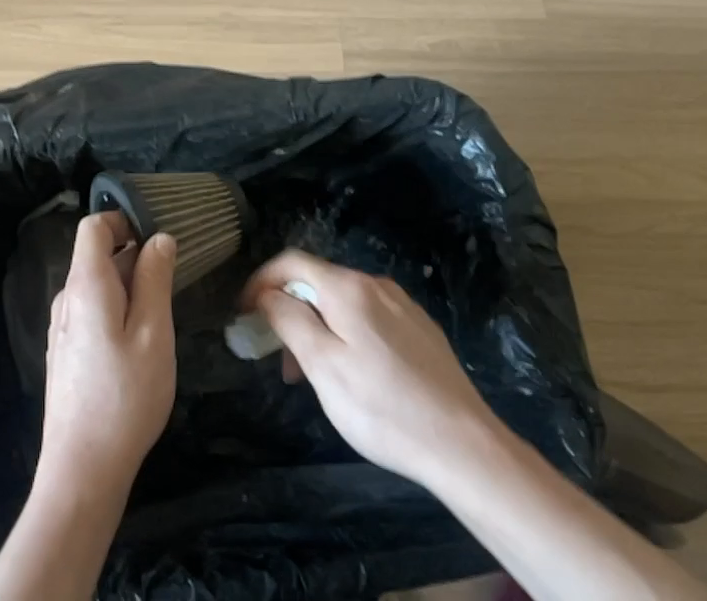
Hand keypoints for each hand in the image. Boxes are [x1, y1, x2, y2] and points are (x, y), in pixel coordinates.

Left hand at [38, 212, 177, 496]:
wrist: (83, 466)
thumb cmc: (127, 395)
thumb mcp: (155, 333)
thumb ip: (155, 280)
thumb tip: (158, 238)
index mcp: (86, 286)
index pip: (93, 226)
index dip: (123, 221)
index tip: (157, 239)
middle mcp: (65, 299)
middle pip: (96, 257)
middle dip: (134, 259)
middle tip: (172, 288)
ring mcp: (60, 328)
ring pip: (96, 288)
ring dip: (128, 290)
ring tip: (159, 322)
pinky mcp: (63, 353)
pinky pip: (90, 313)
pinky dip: (115, 313)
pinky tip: (137, 347)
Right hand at [241, 249, 502, 488]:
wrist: (462, 444)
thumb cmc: (382, 408)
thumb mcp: (323, 366)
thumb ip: (290, 321)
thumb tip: (269, 293)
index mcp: (349, 289)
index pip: (291, 262)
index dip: (261, 282)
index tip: (244, 314)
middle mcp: (377, 286)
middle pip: (318, 283)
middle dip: (289, 312)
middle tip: (280, 362)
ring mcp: (404, 307)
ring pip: (344, 304)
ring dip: (317, 329)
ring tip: (315, 378)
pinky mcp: (421, 330)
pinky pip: (369, 319)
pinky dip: (346, 336)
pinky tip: (354, 377)